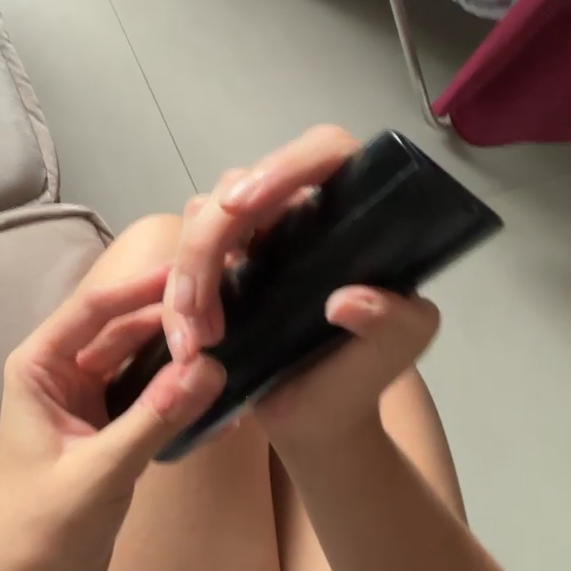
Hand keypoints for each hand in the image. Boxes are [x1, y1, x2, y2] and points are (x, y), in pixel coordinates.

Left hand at [0, 265, 225, 570]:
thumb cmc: (43, 532)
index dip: (140, 288)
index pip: (92, 309)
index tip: (192, 271)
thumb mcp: (100, 472)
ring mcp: (83, 399)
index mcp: (37, 366)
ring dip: (174, 352)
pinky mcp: (105, 427)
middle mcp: (58, 372)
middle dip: (166, 321)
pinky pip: (143, 393)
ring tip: (229, 337)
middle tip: (226, 311)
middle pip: (118, 329)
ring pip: (135, 359)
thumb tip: (211, 368)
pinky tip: (213, 386)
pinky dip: (173, 389)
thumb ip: (154, 418)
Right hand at [161, 125, 440, 450]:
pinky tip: (185, 344)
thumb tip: (349, 299)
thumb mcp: (396, 353)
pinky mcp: (217, 261)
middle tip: (199, 310)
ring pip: (200, 219)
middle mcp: (295, 210)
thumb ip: (395, 325)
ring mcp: (251, 234)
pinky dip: (175, 298)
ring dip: (186, 276)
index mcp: (349, 210)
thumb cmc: (360, 375)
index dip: (282, 165)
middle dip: (208, 246)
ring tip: (195, 344)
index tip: (244, 206)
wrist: (313, 418)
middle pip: (237, 187)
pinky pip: (181, 256)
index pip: (322, 152)